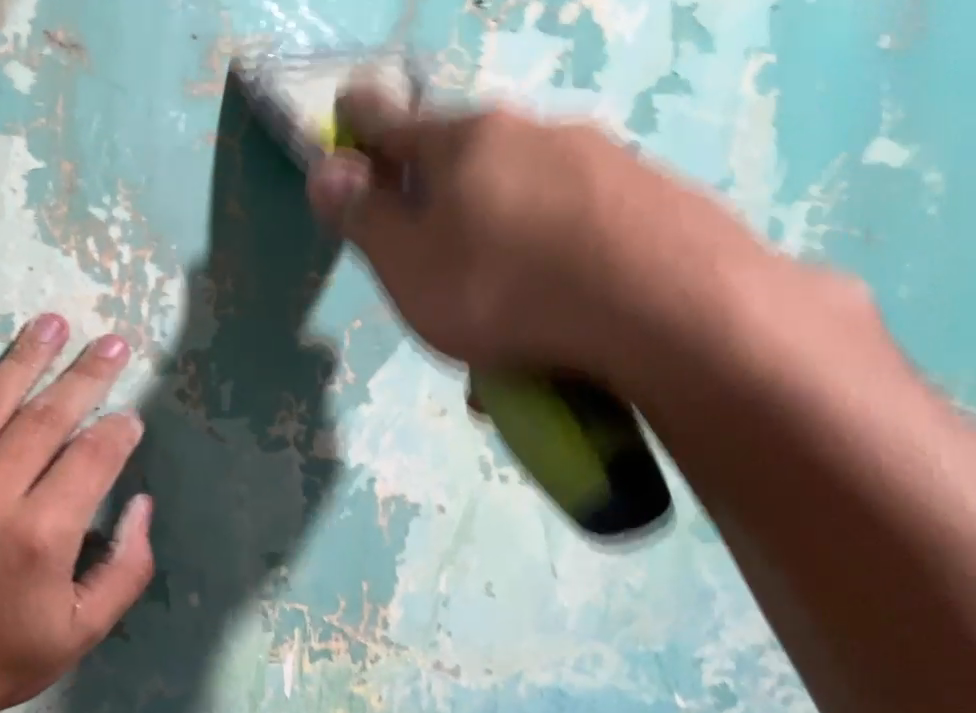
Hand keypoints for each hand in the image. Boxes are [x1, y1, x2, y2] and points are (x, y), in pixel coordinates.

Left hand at [0, 316, 154, 712]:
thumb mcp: (82, 633)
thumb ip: (126, 569)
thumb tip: (140, 504)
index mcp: (41, 535)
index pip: (91, 458)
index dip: (117, 432)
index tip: (129, 416)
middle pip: (45, 419)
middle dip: (84, 377)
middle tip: (110, 343)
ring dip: (21, 360)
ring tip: (49, 323)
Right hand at [306, 86, 776, 393]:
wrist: (672, 310)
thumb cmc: (504, 289)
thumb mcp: (406, 265)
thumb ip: (363, 218)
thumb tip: (325, 169)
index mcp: (465, 142)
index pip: (394, 124)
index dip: (362, 123)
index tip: (347, 109)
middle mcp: (534, 133)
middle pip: (464, 165)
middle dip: (437, 204)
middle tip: (424, 262)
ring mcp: (601, 160)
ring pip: (522, 201)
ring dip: (497, 244)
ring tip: (495, 318)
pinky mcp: (651, 197)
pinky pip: (572, 229)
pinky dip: (550, 262)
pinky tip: (552, 315)